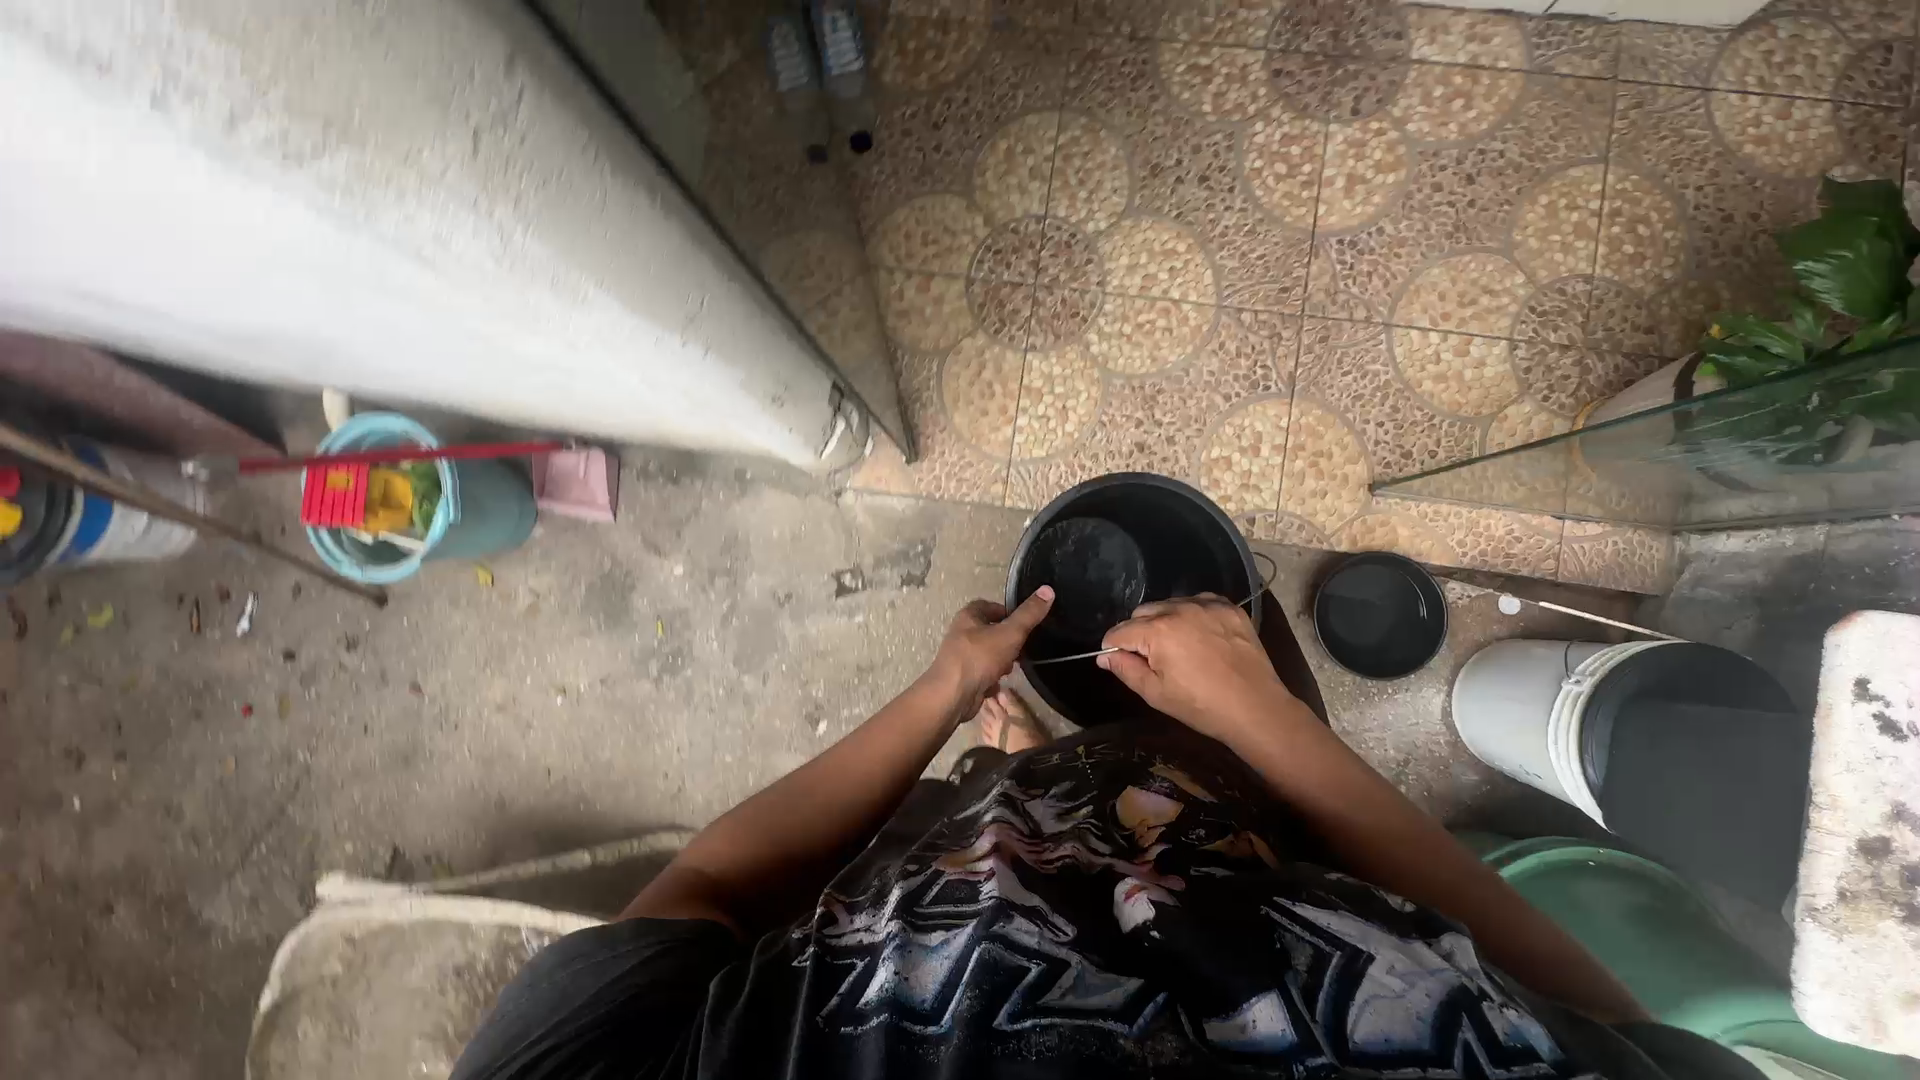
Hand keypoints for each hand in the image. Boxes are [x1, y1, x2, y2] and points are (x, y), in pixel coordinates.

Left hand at [927, 587, 1054, 711]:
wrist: (952, 696)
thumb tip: (1047, 590)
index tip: (1023, 622)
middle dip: (1007, 641)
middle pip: (989, 632)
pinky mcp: (963, 679)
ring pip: (987, 655)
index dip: (1005, 611)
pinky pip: (982, 675)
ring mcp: (961, 658)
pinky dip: (991, 680)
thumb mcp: (1010, 633)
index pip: (988, 606)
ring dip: (1001, 662)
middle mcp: (961, 635)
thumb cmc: (979, 658)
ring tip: (1010, 669)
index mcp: (968, 617)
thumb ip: (1029, 614)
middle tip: (1021, 648)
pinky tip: (998, 685)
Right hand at [1097, 595, 1292, 740]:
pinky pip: (1198, 602)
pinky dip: (1192, 614)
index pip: (1119, 631)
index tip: (1119, 661)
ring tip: (1179, 648)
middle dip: (1139, 633)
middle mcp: (1179, 609)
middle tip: (1153, 659)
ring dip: (1165, 622)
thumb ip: (1125, 669)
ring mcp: (1207, 605)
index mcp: (1158, 631)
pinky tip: (1201, 636)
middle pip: (1142, 613)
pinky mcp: (1229, 608)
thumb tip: (1104, 655)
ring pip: (1169, 604)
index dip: (1113, 648)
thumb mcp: (1155, 694)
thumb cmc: (1201, 706)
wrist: (1255, 708)